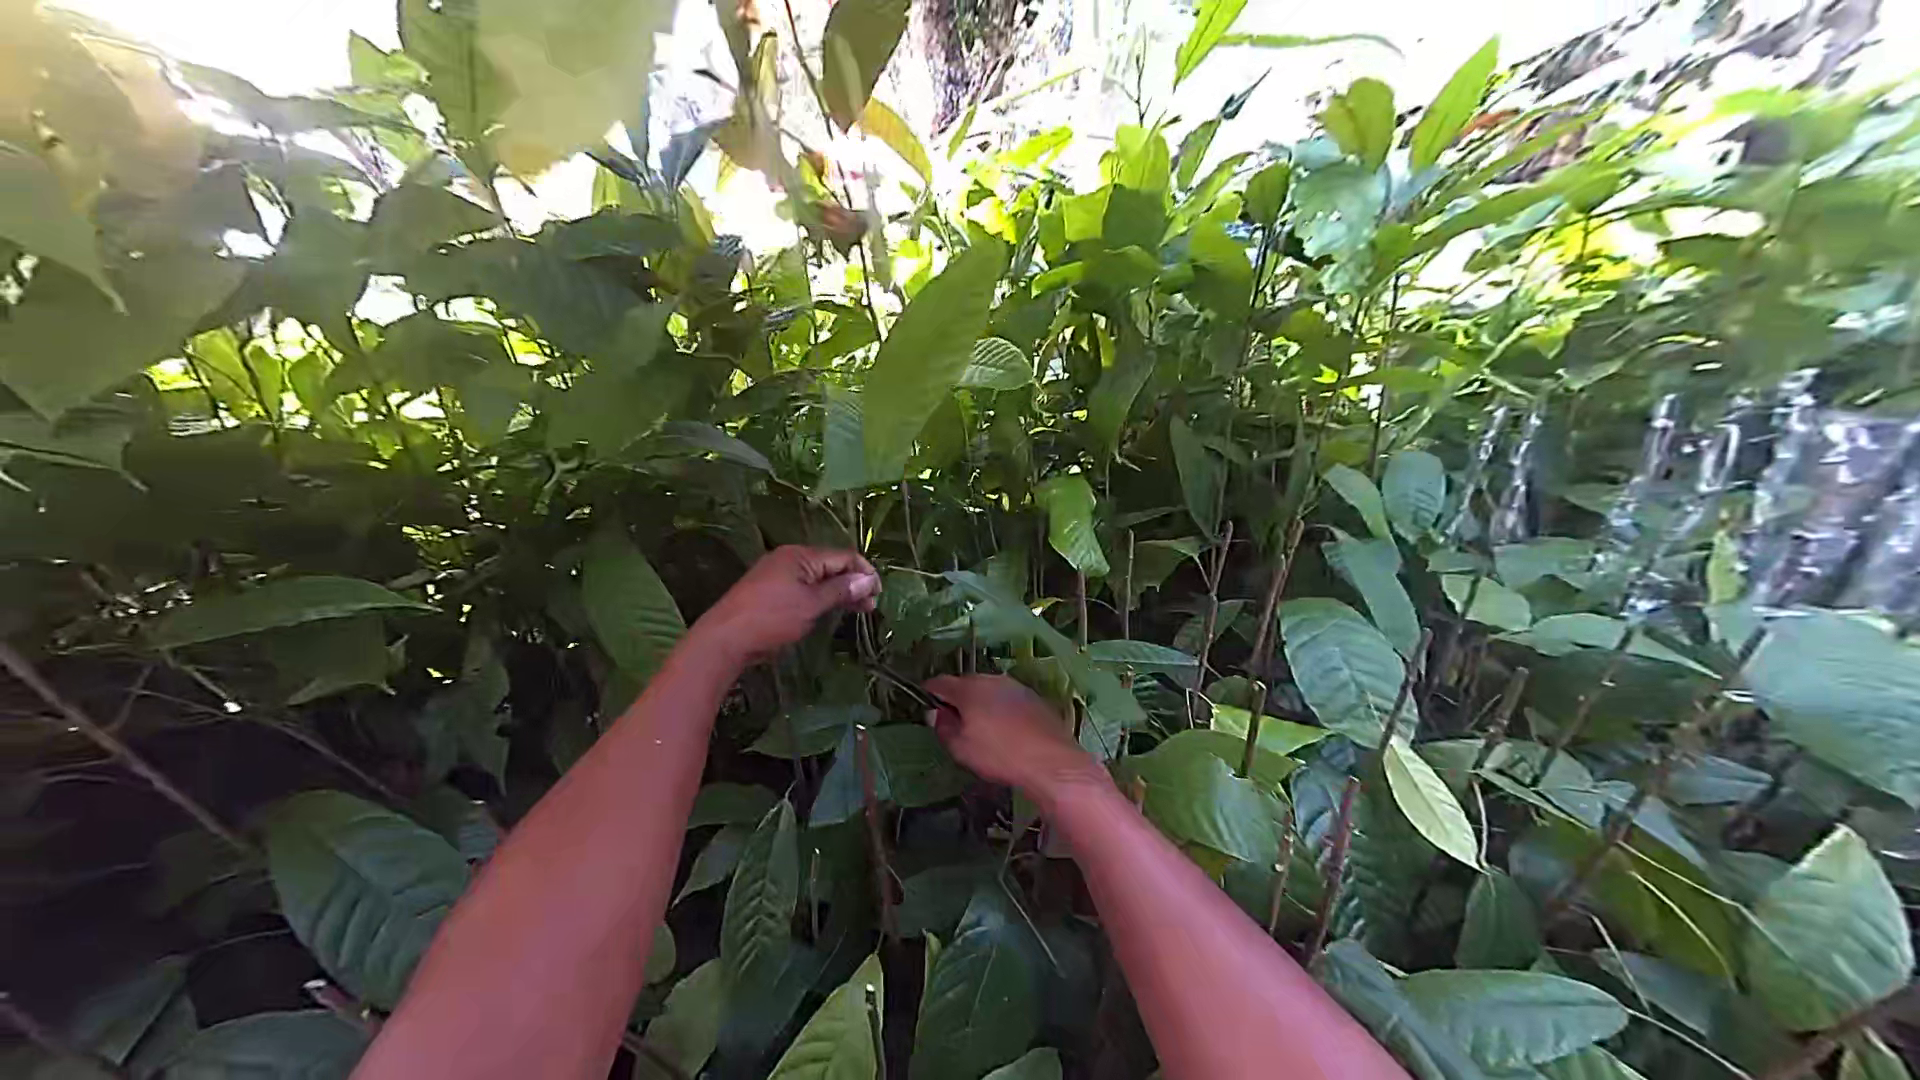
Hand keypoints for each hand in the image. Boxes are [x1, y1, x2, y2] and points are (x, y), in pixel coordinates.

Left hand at [692, 546, 878, 664]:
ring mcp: (778, 574)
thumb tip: (867, 580)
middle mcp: (789, 559)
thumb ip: (841, 590)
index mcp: (800, 555)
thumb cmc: (771, 618)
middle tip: (871, 605)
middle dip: (853, 583)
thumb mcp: (811, 604)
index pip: (842, 556)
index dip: (864, 572)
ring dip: (839, 592)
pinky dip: (821, 597)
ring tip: (858, 610)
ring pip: (818, 578)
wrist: (725, 640)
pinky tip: (831, 609)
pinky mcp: (771, 591)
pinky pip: (804, 588)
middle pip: (831, 566)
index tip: (878, 593)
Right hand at [922, 675, 1103, 803]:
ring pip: (988, 690)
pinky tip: (1007, 731)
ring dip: (981, 703)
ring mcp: (1015, 686)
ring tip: (982, 730)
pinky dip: (1001, 709)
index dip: (929, 693)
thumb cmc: (999, 755)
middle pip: (965, 684)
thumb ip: (943, 727)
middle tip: (955, 724)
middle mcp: (992, 679)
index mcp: (968, 688)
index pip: (939, 682)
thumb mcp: (960, 748)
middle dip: (957, 699)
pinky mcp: (1034, 697)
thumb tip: (937, 714)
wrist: (1051, 761)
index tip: (927, 707)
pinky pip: (1008, 699)